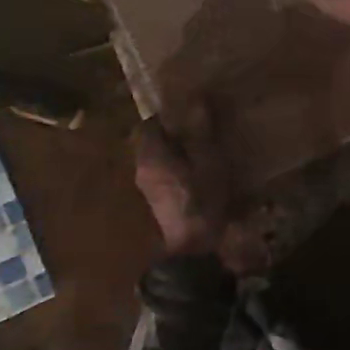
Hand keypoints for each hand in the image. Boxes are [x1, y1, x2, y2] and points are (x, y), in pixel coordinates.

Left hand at [131, 107, 226, 257]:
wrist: (193, 251)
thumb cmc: (201, 199)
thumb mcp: (208, 160)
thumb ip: (200, 130)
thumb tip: (196, 98)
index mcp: (150, 155)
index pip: (148, 124)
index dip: (166, 116)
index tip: (187, 112)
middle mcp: (142, 170)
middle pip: (152, 143)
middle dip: (172, 135)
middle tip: (198, 129)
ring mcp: (147, 190)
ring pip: (158, 161)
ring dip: (176, 154)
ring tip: (202, 151)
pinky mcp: (157, 205)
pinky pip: (164, 177)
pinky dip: (177, 171)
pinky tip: (198, 175)